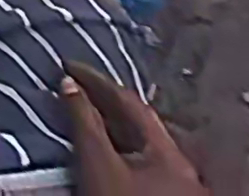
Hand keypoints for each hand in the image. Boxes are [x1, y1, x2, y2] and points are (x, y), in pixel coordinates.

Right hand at [61, 63, 206, 195]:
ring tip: (82, 108)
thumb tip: (68, 83)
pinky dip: (116, 143)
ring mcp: (177, 188)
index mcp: (169, 154)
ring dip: (110, 122)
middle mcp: (181, 168)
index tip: (67, 65)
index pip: (130, 102)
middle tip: (74, 83)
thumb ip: (84, 121)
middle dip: (105, 99)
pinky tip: (99, 144)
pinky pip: (139, 159)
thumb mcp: (98, 164)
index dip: (97, 80)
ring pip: (140, 142)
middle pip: (140, 122)